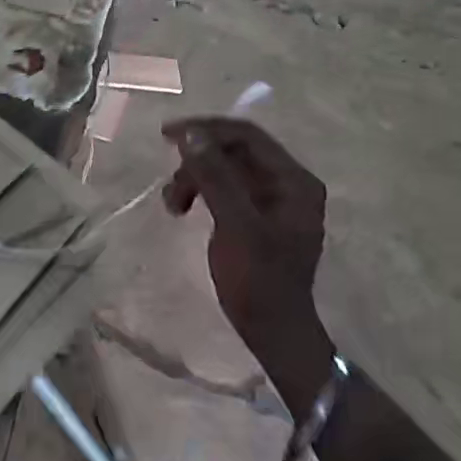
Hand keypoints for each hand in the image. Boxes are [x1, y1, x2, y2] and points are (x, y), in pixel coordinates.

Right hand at [161, 118, 327, 359]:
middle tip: (169, 184)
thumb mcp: (235, 224)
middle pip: (234, 150)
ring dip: (193, 178)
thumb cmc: (258, 279)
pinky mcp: (255, 214)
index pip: (248, 136)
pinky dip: (200, 192)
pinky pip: (223, 187)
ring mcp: (272, 199)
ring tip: (173, 205)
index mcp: (294, 181)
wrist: (272, 330)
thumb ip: (215, 176)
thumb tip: (190, 134)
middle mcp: (287, 183)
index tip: (166, 135)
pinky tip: (183, 209)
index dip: (206, 130)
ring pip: (224, 169)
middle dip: (196, 162)